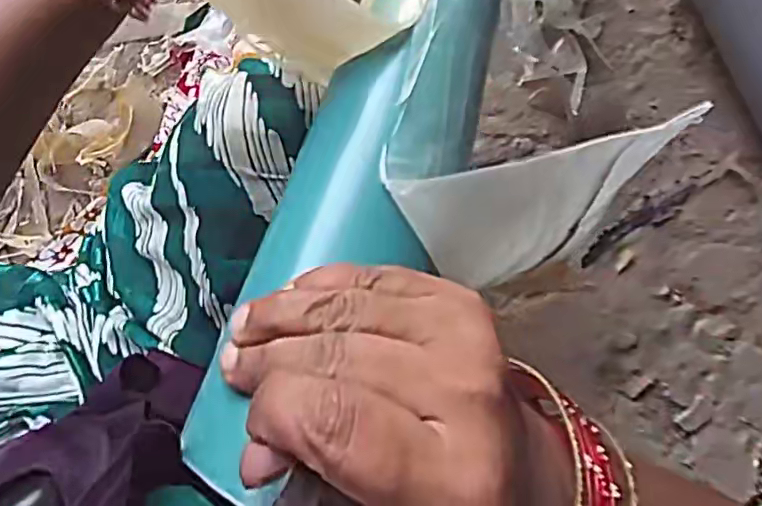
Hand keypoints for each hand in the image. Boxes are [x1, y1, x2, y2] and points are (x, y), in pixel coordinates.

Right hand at [220, 264, 575, 505]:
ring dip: (291, 310)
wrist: (524, 468)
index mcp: (450, 467)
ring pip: (351, 305)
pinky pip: (377, 277)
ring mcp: (463, 332)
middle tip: (237, 362)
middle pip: (338, 353)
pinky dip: (331, 283)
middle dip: (274, 357)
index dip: (275, 410)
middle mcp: (462, 388)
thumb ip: (319, 476)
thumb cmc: (454, 499)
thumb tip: (257, 448)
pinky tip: (298, 291)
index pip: (336, 418)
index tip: (250, 418)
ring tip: (253, 323)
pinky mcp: (459, 299)